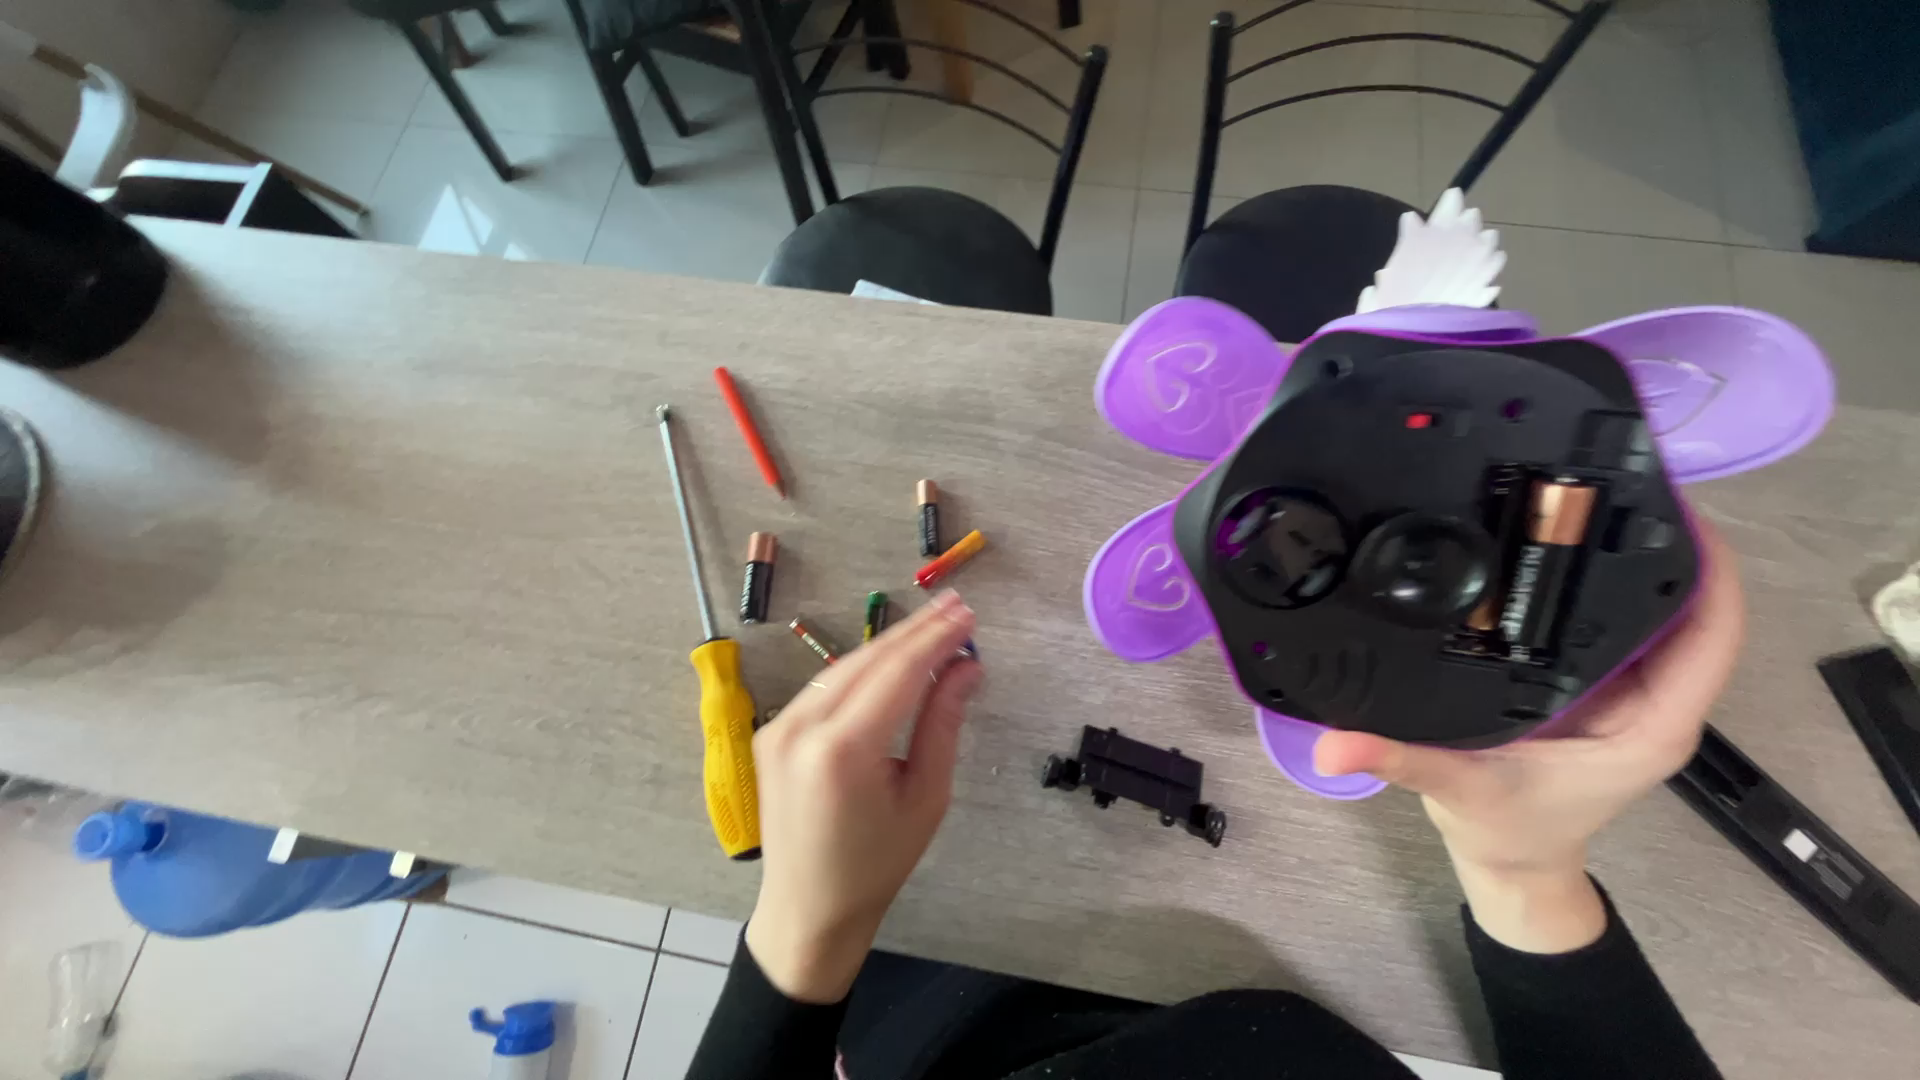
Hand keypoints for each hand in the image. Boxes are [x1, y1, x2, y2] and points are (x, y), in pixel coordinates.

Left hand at [744, 589, 982, 1001]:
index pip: (898, 671)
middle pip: (869, 659)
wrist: (807, 909)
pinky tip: (891, 658)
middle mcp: (801, 727)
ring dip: (890, 645)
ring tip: (932, 625)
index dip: (936, 638)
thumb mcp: (926, 797)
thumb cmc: (876, 864)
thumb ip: (942, 723)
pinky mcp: (772, 731)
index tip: (967, 615)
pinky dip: (862, 668)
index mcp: (842, 750)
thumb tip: (966, 667)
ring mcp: (779, 726)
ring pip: (845, 666)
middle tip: (955, 607)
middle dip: (916, 631)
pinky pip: (826, 686)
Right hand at [1315, 521, 1744, 950]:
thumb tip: (1331, 746)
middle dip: (1656, 545)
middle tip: (1606, 484)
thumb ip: (1397, 759)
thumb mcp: (1455, 788)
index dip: (1704, 570)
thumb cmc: (1506, 830)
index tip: (1670, 508)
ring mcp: (1620, 691)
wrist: (1509, 857)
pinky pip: (1606, 628)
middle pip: (1685, 610)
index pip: (1707, 636)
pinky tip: (1544, 553)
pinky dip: (1589, 589)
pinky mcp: (1588, 687)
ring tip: (1575, 504)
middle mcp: (1648, 699)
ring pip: (1648, 615)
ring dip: (1623, 562)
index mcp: (1648, 724)